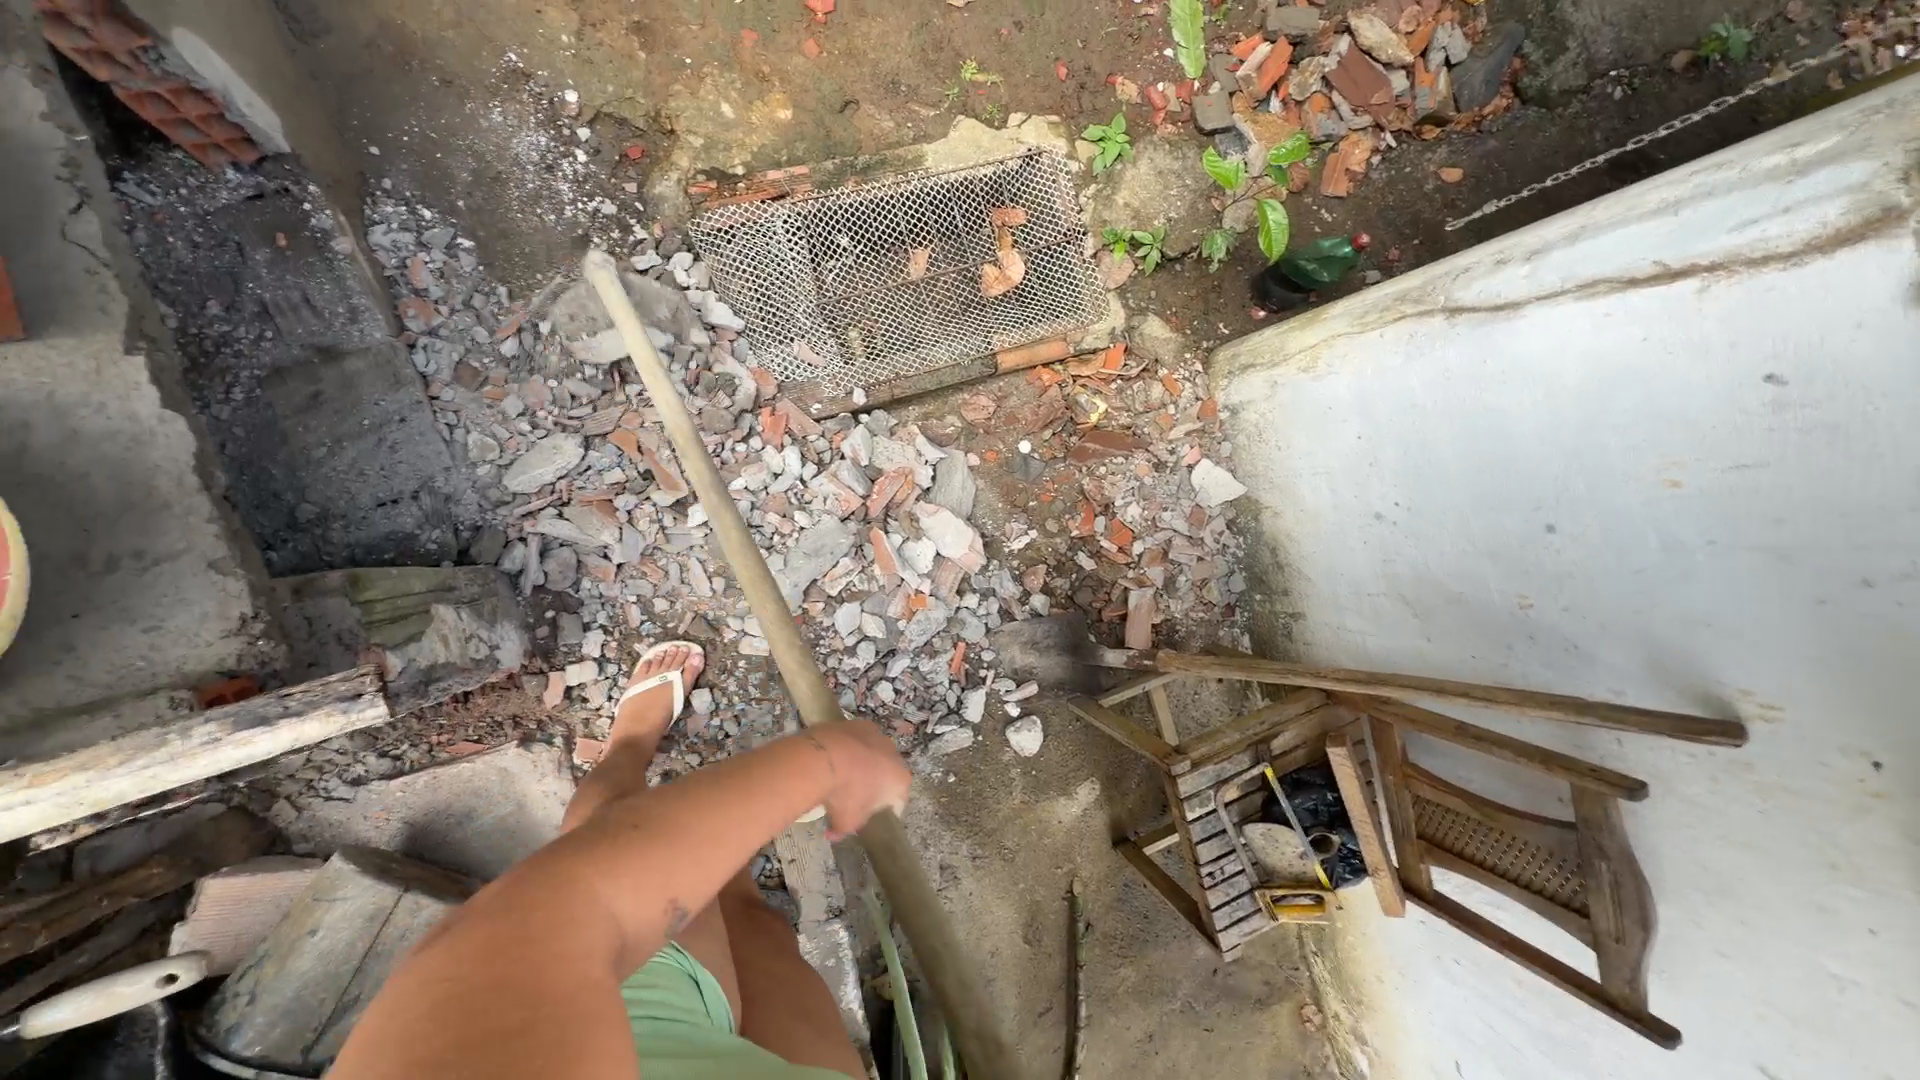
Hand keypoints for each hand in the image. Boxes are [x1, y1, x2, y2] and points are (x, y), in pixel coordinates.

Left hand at [806, 720, 911, 838]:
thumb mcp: (847, 822)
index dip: (883, 812)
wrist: (823, 758)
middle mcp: (895, 755)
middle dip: (873, 785)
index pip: (898, 801)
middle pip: (886, 774)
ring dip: (861, 764)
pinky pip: (856, 740)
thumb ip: (846, 830)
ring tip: (840, 775)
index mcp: (900, 781)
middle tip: (853, 797)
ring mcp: (877, 735)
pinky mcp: (858, 723)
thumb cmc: (844, 795)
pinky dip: (848, 747)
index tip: (868, 818)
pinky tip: (832, 757)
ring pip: (872, 754)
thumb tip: (834, 833)